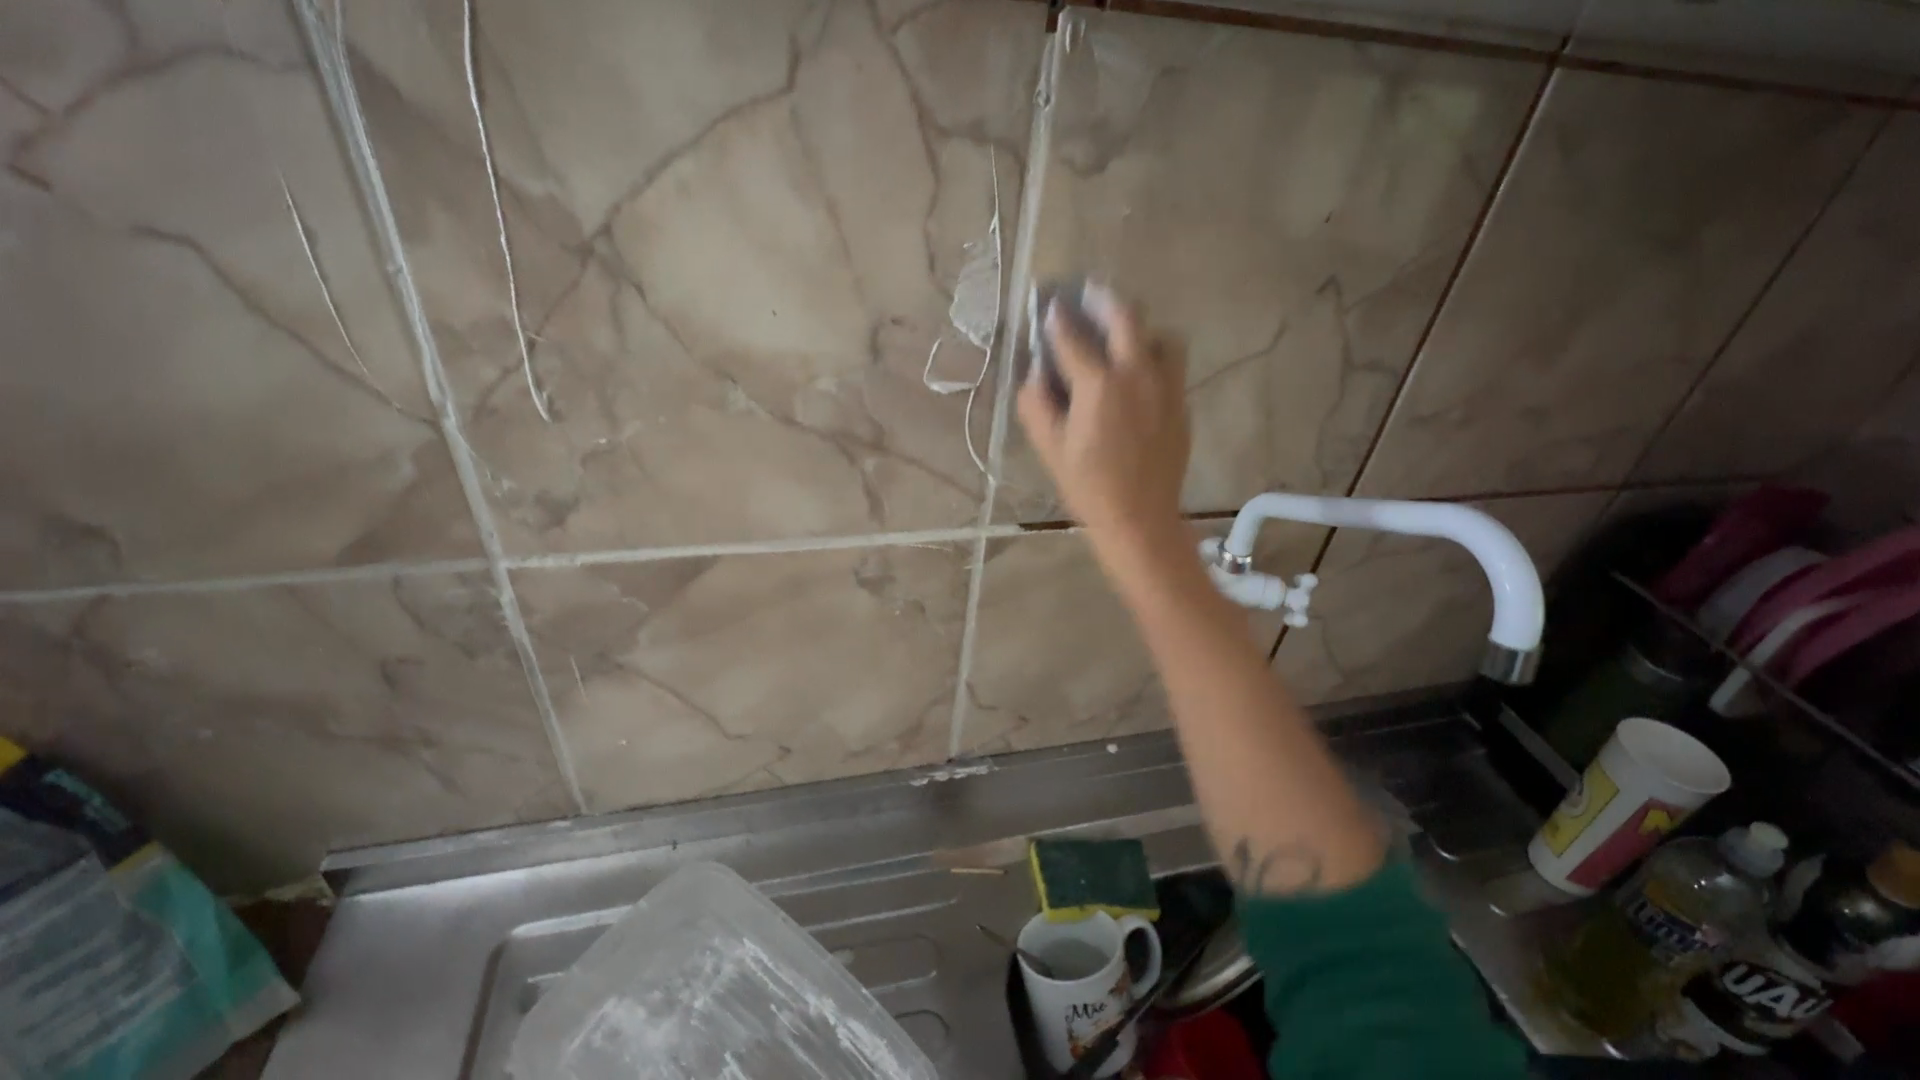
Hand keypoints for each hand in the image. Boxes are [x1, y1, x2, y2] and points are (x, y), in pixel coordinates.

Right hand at [1017, 285, 1190, 561]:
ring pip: (1161, 335)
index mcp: (1099, 384)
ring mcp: (1167, 386)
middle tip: (1089, 294)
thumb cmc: (1088, 487)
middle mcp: (1138, 374)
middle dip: (1103, 300)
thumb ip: (1036, 403)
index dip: (1057, 318)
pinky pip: (1172, 364)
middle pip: (1126, 317)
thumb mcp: (1049, 448)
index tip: (1049, 307)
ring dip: (1140, 327)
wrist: (1140, 518)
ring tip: (1123, 335)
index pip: (1072, 337)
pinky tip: (1139, 373)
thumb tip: (1036, 372)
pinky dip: (1155, 356)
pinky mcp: (1182, 403)